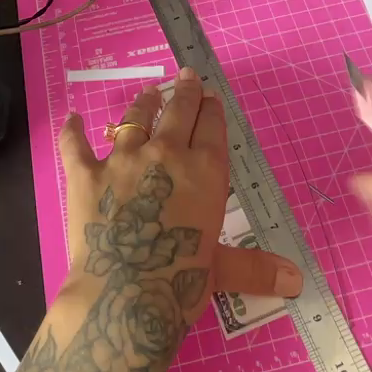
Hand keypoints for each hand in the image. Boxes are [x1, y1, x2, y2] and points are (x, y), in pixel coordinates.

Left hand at [0, 70, 300, 371]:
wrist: (119, 296)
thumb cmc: (178, 284)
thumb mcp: (221, 271)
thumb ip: (255, 269)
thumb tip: (297, 280)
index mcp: (204, 171)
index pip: (212, 127)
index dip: (212, 109)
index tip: (212, 97)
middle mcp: (165, 153)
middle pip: (178, 111)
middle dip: (185, 91)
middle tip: (186, 75)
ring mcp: (122, 159)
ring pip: (135, 118)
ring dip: (143, 103)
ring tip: (148, 92)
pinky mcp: (86, 174)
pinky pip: (76, 145)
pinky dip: (73, 131)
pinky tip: (73, 118)